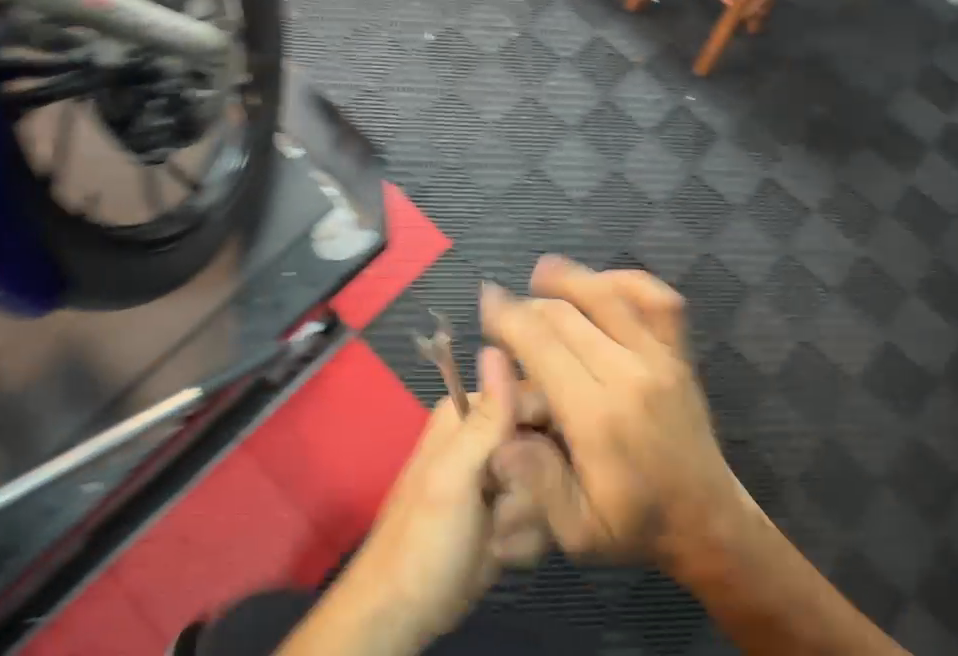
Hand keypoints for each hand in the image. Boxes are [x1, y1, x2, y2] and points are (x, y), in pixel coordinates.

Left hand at [328, 347, 538, 645]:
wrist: (404, 611)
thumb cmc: (424, 540)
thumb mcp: (455, 476)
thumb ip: (486, 418)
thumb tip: (497, 345)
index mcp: (468, 415)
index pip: (537, 400)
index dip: (546, 436)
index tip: (527, 472)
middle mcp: (487, 439)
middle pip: (550, 446)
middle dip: (535, 489)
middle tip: (501, 511)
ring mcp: (500, 479)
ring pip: (553, 486)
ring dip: (530, 521)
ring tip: (495, 539)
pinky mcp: (509, 515)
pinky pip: (546, 517)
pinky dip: (527, 541)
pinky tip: (499, 555)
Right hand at [481, 256, 745, 572]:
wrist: (706, 520)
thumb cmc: (634, 525)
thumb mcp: (575, 530)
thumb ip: (536, 481)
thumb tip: (499, 434)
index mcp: (596, 416)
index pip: (540, 345)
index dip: (506, 317)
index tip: (484, 304)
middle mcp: (628, 375)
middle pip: (565, 315)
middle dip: (526, 304)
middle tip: (502, 307)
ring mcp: (659, 360)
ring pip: (607, 296)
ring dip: (568, 280)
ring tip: (540, 274)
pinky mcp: (679, 355)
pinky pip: (658, 301)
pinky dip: (628, 281)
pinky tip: (601, 283)